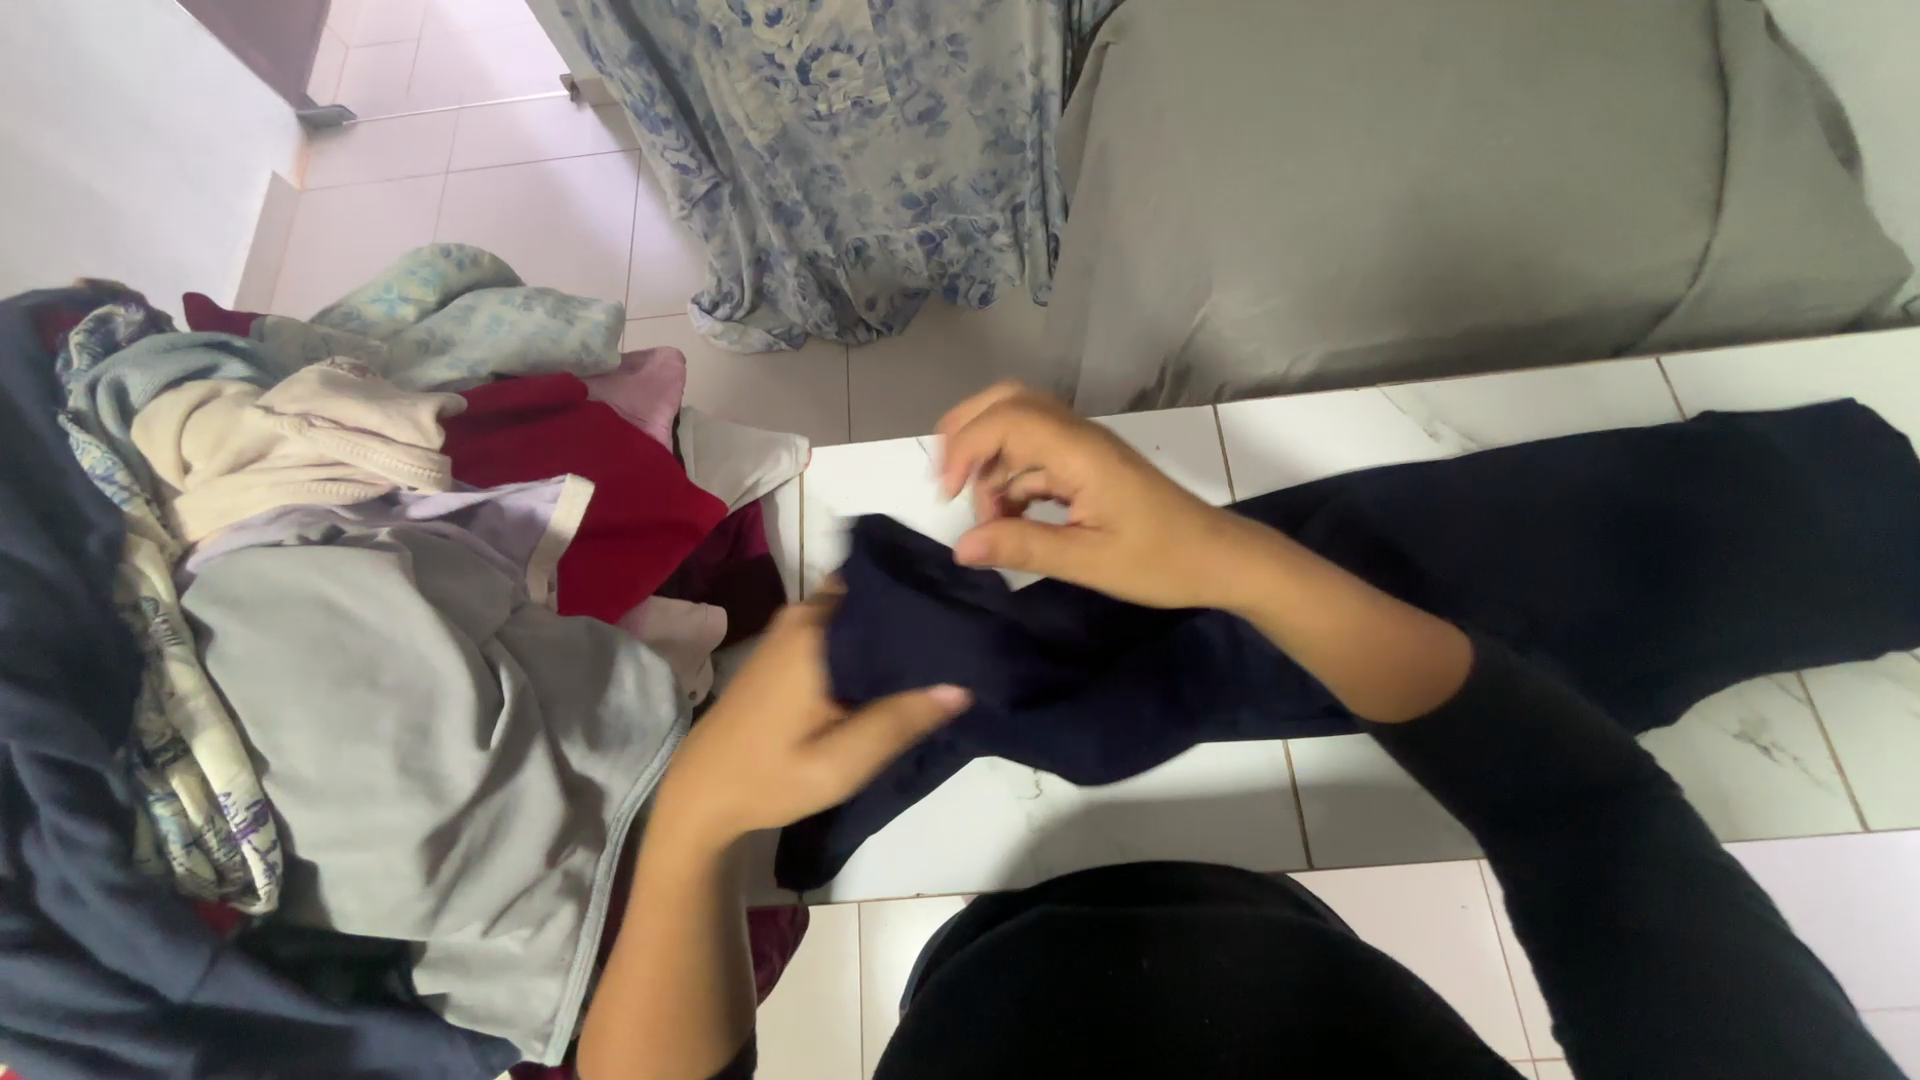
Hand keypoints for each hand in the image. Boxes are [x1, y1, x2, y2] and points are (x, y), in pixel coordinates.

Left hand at [649, 590, 970, 849]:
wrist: (701, 794)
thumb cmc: (770, 777)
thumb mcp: (842, 762)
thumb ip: (900, 720)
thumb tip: (961, 686)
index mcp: (815, 630)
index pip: (884, 589)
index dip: (925, 599)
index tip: (965, 613)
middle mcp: (802, 616)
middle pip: (871, 595)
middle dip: (911, 612)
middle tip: (959, 634)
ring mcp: (789, 629)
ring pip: (855, 610)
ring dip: (889, 627)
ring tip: (938, 647)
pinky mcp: (785, 647)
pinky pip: (838, 625)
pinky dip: (867, 639)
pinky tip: (894, 665)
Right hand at [938, 382, 1275, 609]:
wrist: (1220, 559)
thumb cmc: (1162, 562)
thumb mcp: (1088, 562)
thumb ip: (1022, 548)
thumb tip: (961, 547)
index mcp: (1081, 452)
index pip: (1007, 420)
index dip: (966, 448)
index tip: (948, 495)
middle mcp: (1079, 437)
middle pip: (1009, 402)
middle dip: (967, 433)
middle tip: (947, 481)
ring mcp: (1084, 449)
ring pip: (1019, 429)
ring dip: (990, 465)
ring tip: (985, 519)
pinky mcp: (1087, 467)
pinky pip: (1035, 458)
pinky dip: (1011, 481)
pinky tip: (1008, 520)